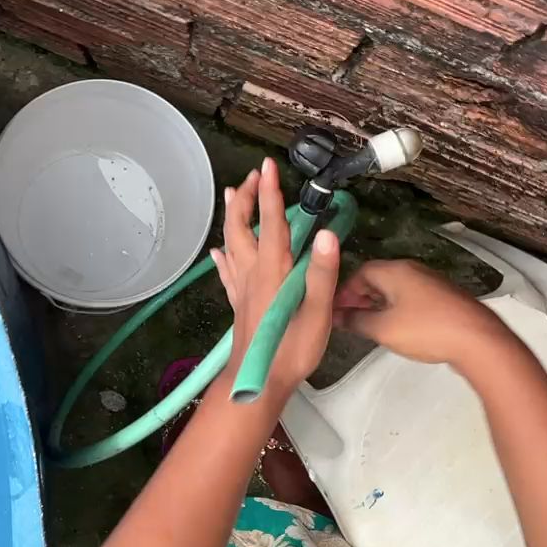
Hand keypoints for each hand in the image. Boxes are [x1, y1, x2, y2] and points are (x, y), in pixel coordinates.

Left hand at [210, 157, 339, 391]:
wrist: (257, 382)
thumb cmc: (291, 349)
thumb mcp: (318, 313)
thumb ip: (323, 273)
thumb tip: (328, 233)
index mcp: (273, 269)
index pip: (270, 221)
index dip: (269, 191)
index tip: (267, 164)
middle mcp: (252, 272)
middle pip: (242, 226)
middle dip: (246, 197)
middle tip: (254, 175)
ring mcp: (241, 286)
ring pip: (231, 242)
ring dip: (233, 216)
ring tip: (233, 194)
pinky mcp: (238, 302)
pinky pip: (226, 270)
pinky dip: (223, 254)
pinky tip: (218, 250)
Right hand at [333, 259, 512, 366]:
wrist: (478, 340)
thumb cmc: (426, 330)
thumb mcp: (383, 329)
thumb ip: (357, 321)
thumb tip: (338, 317)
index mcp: (394, 271)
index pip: (359, 272)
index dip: (344, 291)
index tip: (335, 309)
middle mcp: (412, 270)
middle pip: (377, 278)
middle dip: (360, 297)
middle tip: (348, 318)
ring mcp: (430, 282)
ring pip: (395, 288)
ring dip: (378, 303)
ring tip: (368, 324)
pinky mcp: (443, 297)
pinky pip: (411, 297)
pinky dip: (397, 308)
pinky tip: (396, 327)